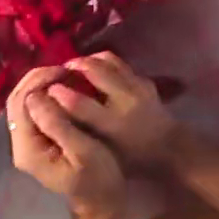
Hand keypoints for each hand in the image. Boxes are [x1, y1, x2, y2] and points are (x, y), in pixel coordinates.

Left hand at [7, 67, 125, 218]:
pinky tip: (62, 88)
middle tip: (64, 69)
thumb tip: (38, 96)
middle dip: (37, 79)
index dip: (39, 82)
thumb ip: (59, 124)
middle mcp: (20, 145)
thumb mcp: (84, 152)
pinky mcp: (37, 141)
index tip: (65, 72)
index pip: (21, 105)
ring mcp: (27, 143)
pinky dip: (45, 95)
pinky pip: (33, 111)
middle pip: (16, 101)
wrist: (101, 205)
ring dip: (40, 85)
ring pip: (23, 104)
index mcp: (28, 150)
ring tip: (65, 75)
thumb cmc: (99, 180)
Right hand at [46, 53, 185, 166]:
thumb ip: (84, 135)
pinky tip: (98, 68)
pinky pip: (121, 64)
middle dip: (74, 66)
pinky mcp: (144, 81)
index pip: (79, 103)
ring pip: (108, 61)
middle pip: (94, 71)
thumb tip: (58, 119)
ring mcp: (136, 87)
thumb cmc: (134, 159)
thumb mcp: (106, 154)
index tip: (47, 89)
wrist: (171, 150)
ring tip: (78, 65)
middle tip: (61, 70)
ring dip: (89, 59)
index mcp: (113, 124)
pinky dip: (106, 62)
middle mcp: (124, 101)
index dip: (60, 93)